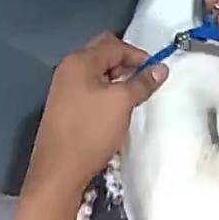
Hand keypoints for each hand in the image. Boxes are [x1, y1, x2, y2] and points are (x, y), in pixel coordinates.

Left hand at [24, 34, 166, 199]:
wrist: (57, 174)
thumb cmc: (91, 132)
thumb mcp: (122, 103)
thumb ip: (143, 82)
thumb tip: (161, 68)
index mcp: (80, 62)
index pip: (115, 45)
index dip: (137, 55)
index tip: (154, 71)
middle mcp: (68, 68)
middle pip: (102, 51)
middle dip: (125, 60)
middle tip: (141, 77)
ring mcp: (63, 86)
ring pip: (96, 69)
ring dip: (115, 75)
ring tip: (130, 92)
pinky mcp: (63, 104)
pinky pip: (88, 84)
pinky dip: (104, 87)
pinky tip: (113, 104)